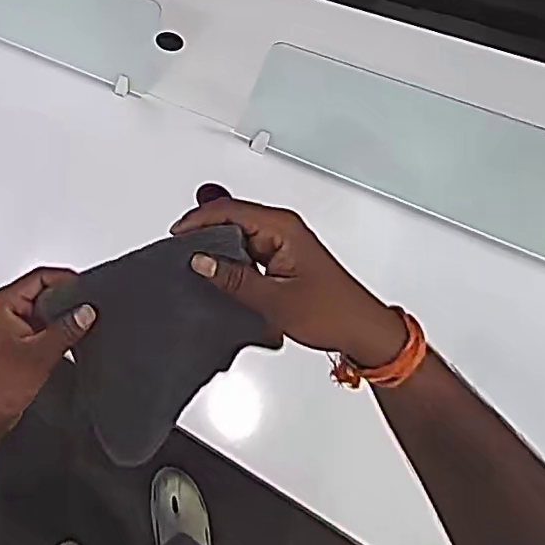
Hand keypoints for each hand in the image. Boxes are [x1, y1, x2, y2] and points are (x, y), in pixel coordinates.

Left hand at [0, 267, 95, 429]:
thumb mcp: (38, 354)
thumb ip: (65, 330)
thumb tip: (85, 312)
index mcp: (6, 302)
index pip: (40, 276)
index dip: (64, 277)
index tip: (86, 285)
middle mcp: (10, 309)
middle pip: (45, 291)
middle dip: (67, 297)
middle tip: (89, 305)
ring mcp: (17, 325)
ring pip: (48, 310)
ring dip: (64, 316)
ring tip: (84, 322)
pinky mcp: (24, 341)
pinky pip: (47, 326)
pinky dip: (61, 329)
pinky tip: (74, 338)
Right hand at [172, 183, 405, 367]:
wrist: (366, 334)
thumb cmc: (335, 313)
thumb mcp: (275, 300)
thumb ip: (234, 278)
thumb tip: (200, 260)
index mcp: (282, 227)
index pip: (229, 210)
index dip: (198, 219)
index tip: (177, 234)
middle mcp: (281, 227)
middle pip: (229, 216)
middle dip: (203, 229)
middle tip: (181, 247)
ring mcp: (280, 239)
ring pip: (235, 232)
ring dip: (216, 245)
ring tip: (197, 263)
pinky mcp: (279, 254)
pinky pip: (244, 246)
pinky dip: (228, 256)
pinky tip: (219, 272)